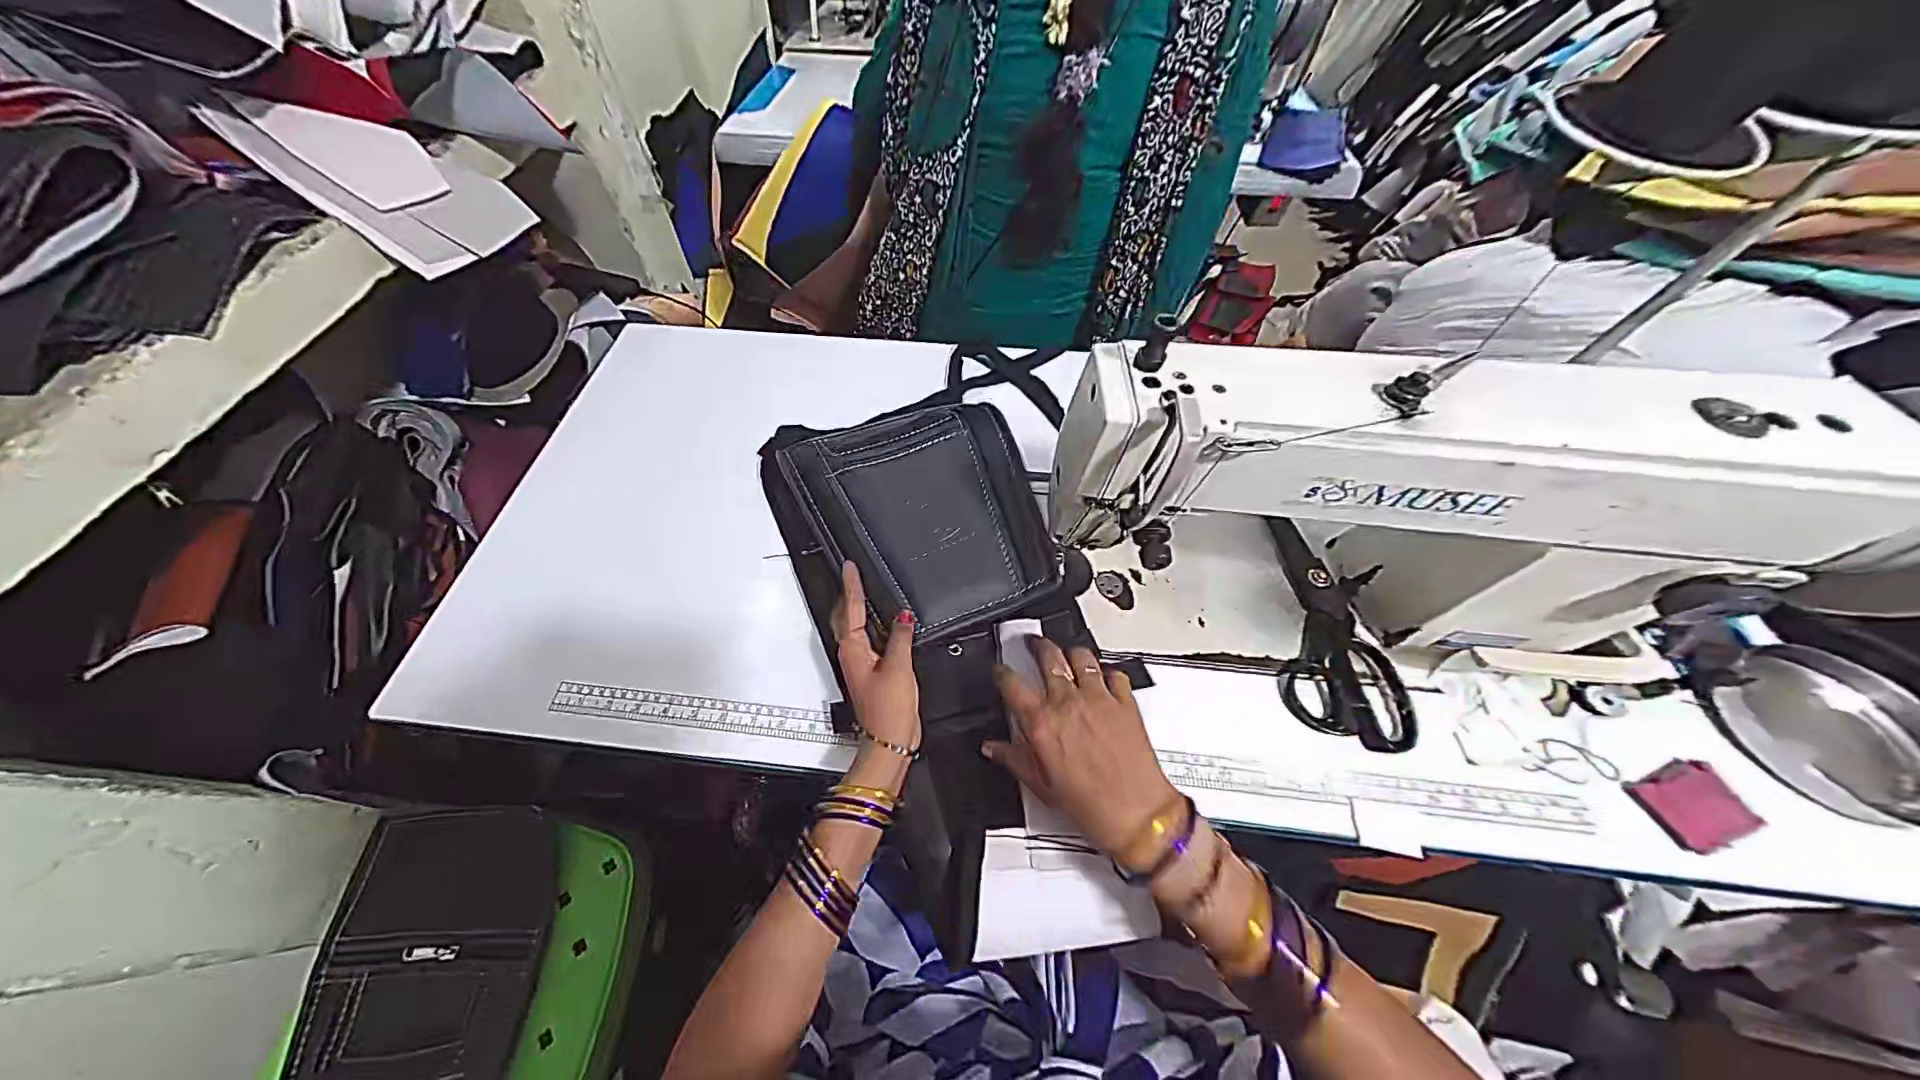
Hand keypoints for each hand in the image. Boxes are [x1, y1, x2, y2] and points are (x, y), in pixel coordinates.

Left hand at [831, 561, 919, 753]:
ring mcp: (862, 664)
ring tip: (870, 592)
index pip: (851, 607)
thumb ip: (901, 637)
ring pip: (860, 629)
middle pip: (849, 616)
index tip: (850, 566)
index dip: (852, 585)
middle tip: (856, 573)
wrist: (890, 741)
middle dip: (853, 594)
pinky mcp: (874, 673)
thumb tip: (903, 617)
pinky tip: (891, 627)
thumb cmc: (888, 711)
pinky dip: (879, 629)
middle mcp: (853, 655)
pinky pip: (873, 642)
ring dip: (865, 611)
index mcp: (853, 649)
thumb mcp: (899, 667)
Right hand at [983, 636, 1181, 863]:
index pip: (1012, 683)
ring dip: (1071, 653)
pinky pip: (1115, 674)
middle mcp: (1069, 703)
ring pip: (1082, 657)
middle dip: (1038, 646)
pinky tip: (1103, 678)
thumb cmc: (1092, 805)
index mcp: (1042, 722)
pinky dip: (1107, 672)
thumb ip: (1014, 759)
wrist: (1136, 815)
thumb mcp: (1041, 786)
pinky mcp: (1125, 703)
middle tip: (1034, 645)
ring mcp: (1099, 699)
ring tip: (1067, 655)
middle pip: (1049, 657)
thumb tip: (995, 748)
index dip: (1002, 672)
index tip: (1001, 671)